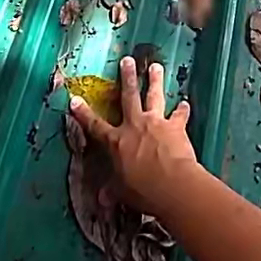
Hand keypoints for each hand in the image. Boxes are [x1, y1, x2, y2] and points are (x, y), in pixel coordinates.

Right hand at [68, 57, 202, 215]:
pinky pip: (179, 115)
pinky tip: (186, 103)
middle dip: (127, 77)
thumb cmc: (142, 190)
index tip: (75, 99)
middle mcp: (135, 125)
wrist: (171, 184)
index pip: (96, 126)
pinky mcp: (175, 126)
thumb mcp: (122, 192)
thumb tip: (101, 200)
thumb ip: (113, 190)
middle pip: (129, 96)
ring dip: (155, 80)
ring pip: (154, 96)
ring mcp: (156, 122)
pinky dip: (182, 110)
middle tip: (127, 60)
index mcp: (117, 141)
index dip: (84, 114)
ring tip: (156, 66)